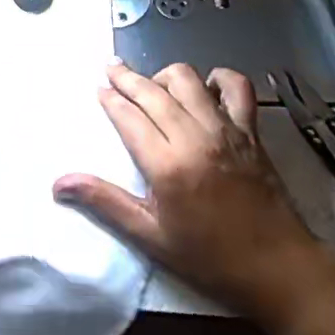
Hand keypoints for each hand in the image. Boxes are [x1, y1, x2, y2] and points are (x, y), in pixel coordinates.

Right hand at [54, 63, 334, 324]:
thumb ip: (106, 202)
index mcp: (167, 164)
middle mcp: (194, 136)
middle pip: (153, 92)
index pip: (130, 117)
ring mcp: (225, 128)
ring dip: (166, 76)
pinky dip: (219, 78)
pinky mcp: (249, 128)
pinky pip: (236, 87)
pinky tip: (207, 87)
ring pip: (189, 80)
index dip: (111, 99)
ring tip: (153, 84)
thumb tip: (60, 183)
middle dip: (128, 77)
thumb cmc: (208, 257)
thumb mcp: (151, 237)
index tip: (99, 87)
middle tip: (112, 69)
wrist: (275, 265)